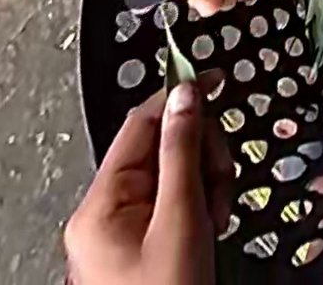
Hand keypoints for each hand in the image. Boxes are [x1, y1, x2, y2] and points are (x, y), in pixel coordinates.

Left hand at [63, 83, 232, 284]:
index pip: (142, 123)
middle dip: (202, 153)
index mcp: (101, 203)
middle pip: (163, 145)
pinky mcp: (142, 241)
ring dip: (207, 178)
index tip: (218, 80)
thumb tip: (187, 93)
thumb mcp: (180, 218)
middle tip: (222, 179)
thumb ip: (183, 150)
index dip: (181, 97)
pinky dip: (201, 200)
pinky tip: (212, 222)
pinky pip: (176, 197)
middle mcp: (105, 210)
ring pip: (176, 170)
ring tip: (217, 211)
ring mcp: (123, 228)